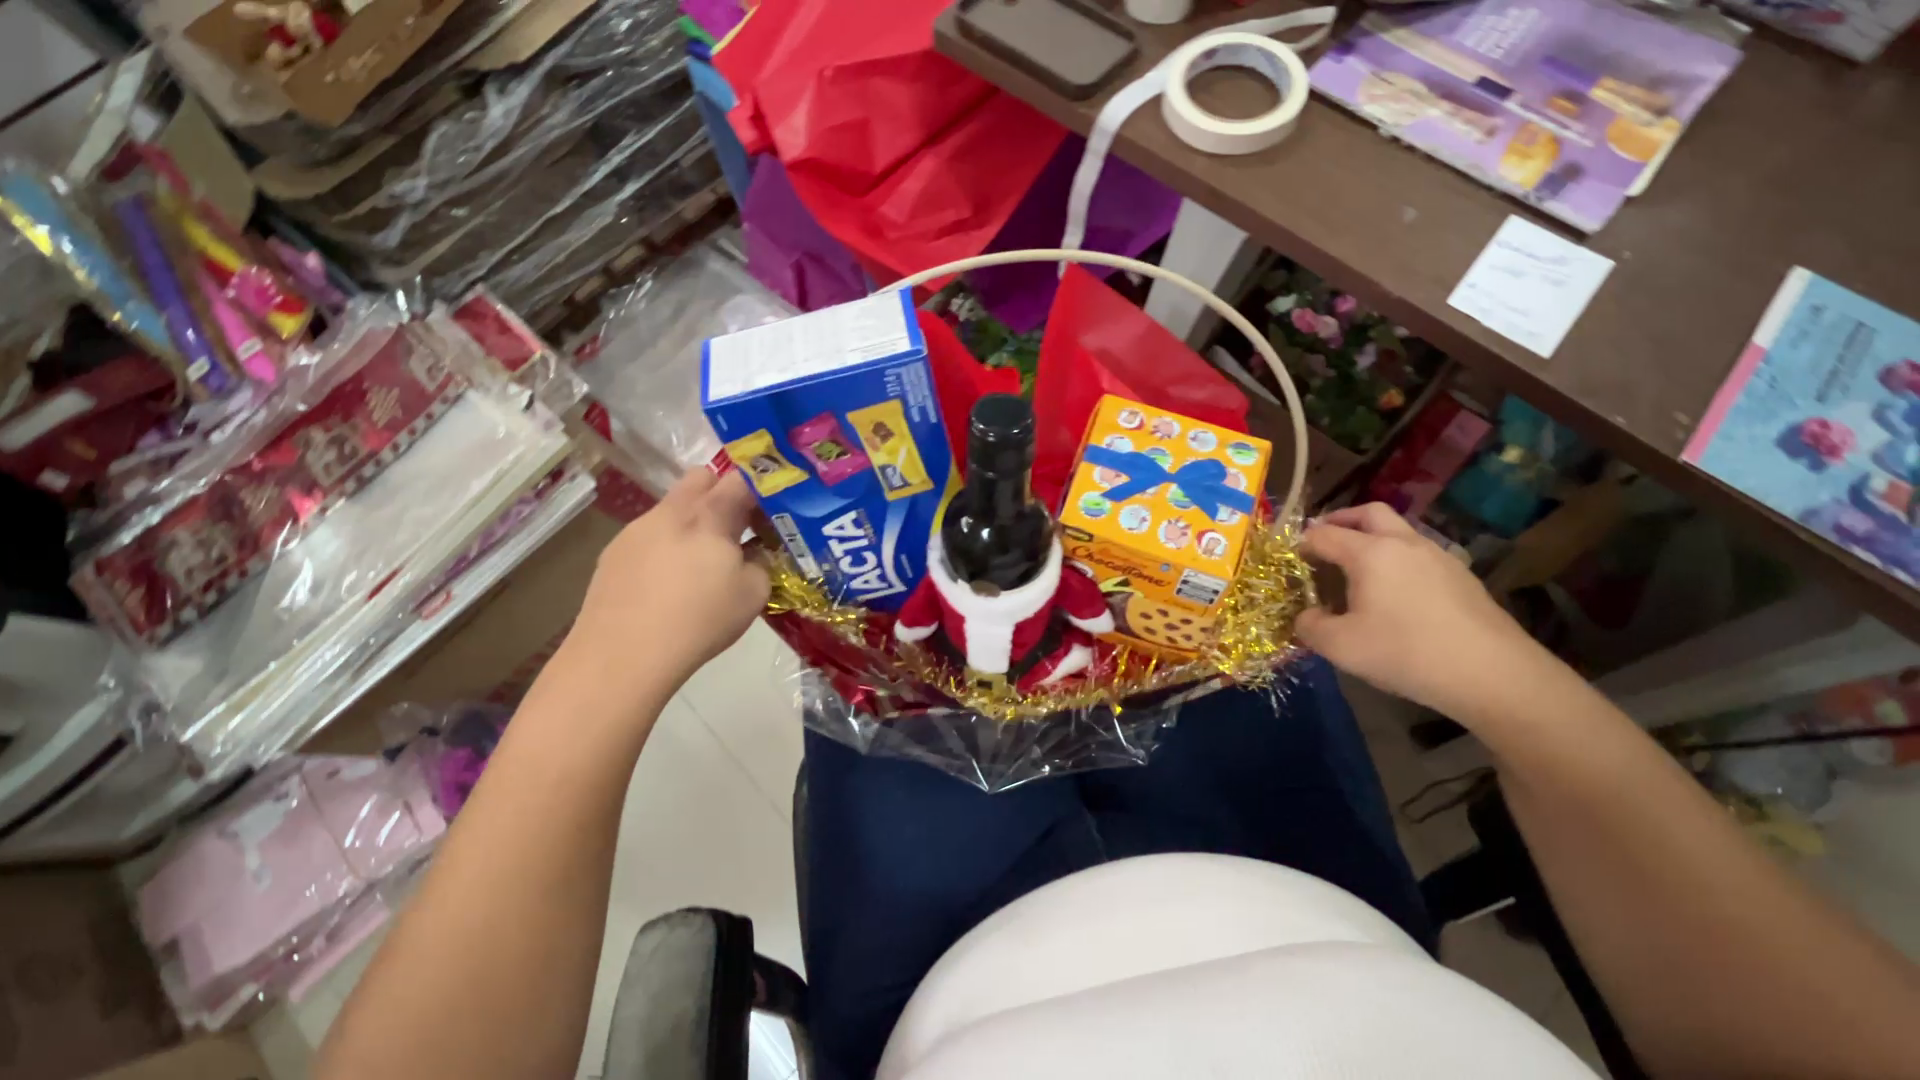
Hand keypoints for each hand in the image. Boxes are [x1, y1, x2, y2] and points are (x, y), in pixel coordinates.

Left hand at [568, 468, 770, 690]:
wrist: (623, 654)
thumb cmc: (699, 621)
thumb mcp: (753, 595)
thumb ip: (761, 563)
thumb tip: (753, 554)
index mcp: (709, 515)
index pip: (741, 479)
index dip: (760, 490)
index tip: (771, 513)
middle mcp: (670, 511)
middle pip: (700, 478)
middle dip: (721, 494)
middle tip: (735, 530)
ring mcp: (636, 530)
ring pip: (672, 508)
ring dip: (691, 524)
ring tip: (697, 566)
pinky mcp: (612, 553)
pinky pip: (648, 536)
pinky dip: (664, 548)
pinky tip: (664, 587)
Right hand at [1297, 504, 1547, 719]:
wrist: (1492, 673)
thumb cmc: (1407, 653)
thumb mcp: (1341, 648)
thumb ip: (1311, 627)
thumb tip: (1307, 616)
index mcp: (1371, 553)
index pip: (1324, 534)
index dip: (1302, 544)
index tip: (1291, 562)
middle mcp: (1404, 544)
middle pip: (1368, 513)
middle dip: (1341, 520)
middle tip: (1324, 541)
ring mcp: (1438, 557)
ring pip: (1399, 532)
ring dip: (1372, 539)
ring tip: (1357, 571)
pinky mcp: (1461, 577)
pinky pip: (1419, 555)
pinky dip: (1397, 560)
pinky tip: (1395, 594)